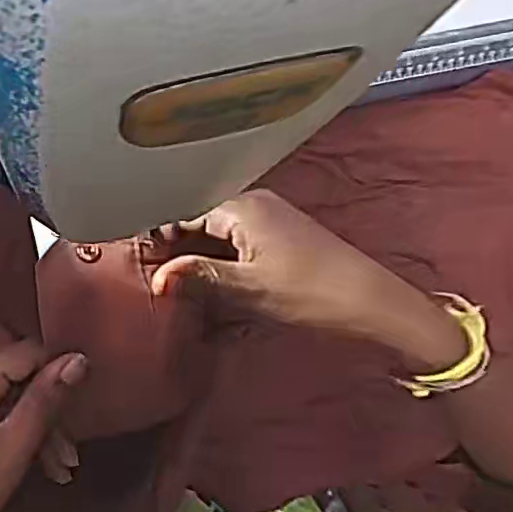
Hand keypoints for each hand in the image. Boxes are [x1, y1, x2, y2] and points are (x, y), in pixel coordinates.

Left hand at [0, 342, 87, 511]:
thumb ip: (46, 398)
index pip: (28, 352)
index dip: (58, 374)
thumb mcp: (16, 444)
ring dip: (40, 427)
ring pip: (13, 394)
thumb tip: (80, 358)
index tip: (81, 406)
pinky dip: (20, 430)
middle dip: (50, 412)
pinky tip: (43, 465)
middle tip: (69, 455)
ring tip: (61, 468)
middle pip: (21, 375)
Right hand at [149, 191, 465, 372]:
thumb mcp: (250, 288)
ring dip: (195, 257)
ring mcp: (268, 221)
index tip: (136, 258)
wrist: (376, 307)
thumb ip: (200, 277)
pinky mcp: (279, 239)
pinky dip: (217, 262)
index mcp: (242, 207)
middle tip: (149, 274)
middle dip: (174, 247)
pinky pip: (234, 244)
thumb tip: (156, 279)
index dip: (156, 234)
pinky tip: (206, 285)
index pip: (182, 210)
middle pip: (197, 219)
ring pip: (214, 233)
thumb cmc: (311, 293)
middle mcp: (253, 204)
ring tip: (172, 283)